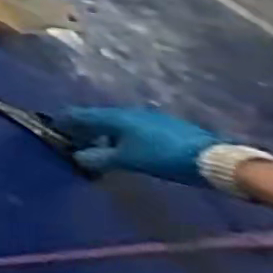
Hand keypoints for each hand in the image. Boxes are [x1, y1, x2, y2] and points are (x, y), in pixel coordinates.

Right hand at [54, 106, 224, 186]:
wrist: (218, 160)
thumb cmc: (165, 158)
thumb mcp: (130, 161)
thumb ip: (101, 158)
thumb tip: (78, 157)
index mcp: (113, 116)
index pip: (79, 115)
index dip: (65, 121)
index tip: (54, 129)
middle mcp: (126, 111)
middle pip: (98, 117)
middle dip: (86, 128)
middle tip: (78, 141)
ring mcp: (148, 116)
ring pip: (117, 122)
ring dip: (106, 133)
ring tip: (104, 146)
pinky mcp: (166, 125)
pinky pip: (134, 127)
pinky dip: (124, 135)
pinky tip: (131, 147)